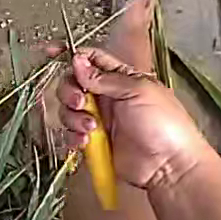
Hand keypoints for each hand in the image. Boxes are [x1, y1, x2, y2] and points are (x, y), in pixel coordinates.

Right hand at [54, 47, 214, 190]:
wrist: (168, 167)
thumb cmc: (164, 125)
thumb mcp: (137, 91)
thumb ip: (104, 77)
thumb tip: (77, 60)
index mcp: (120, 79)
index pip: (91, 59)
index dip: (72, 55)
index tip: (51, 52)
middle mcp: (106, 97)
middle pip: (72, 83)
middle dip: (69, 91)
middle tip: (80, 102)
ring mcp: (98, 119)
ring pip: (68, 109)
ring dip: (73, 117)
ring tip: (91, 129)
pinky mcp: (92, 141)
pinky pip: (70, 133)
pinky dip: (73, 136)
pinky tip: (86, 142)